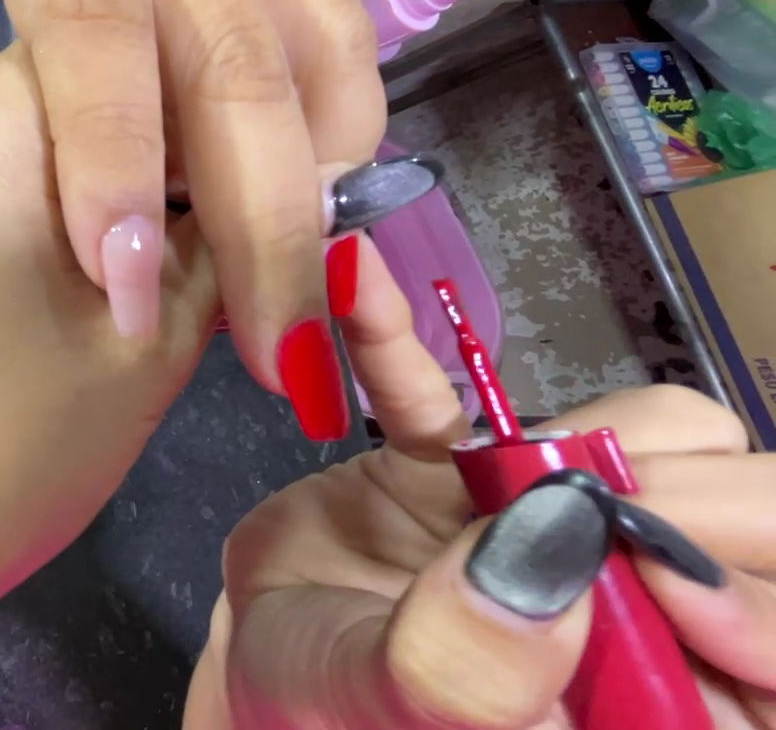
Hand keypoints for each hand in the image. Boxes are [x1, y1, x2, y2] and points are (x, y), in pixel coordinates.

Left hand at [0, 42, 222, 720]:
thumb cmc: (10, 447)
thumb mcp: (153, 333)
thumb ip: (223, 229)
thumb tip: (278, 178)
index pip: (139, 61)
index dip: (213, 135)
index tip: (253, 204)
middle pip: (80, 90)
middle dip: (153, 162)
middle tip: (202, 246)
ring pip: (32, 130)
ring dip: (94, 184)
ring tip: (128, 275)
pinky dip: (30, 202)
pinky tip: (52, 274)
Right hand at [185, 238, 775, 728]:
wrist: (253, 645)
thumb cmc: (323, 711)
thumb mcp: (391, 713)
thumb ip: (469, 666)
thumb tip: (560, 545)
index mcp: (670, 699)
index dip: (764, 608)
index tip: (660, 585)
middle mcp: (639, 603)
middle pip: (757, 524)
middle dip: (695, 503)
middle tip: (578, 497)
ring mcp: (547, 516)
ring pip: (661, 440)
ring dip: (591, 431)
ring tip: (484, 461)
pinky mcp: (451, 457)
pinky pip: (447, 387)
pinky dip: (397, 342)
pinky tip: (360, 291)